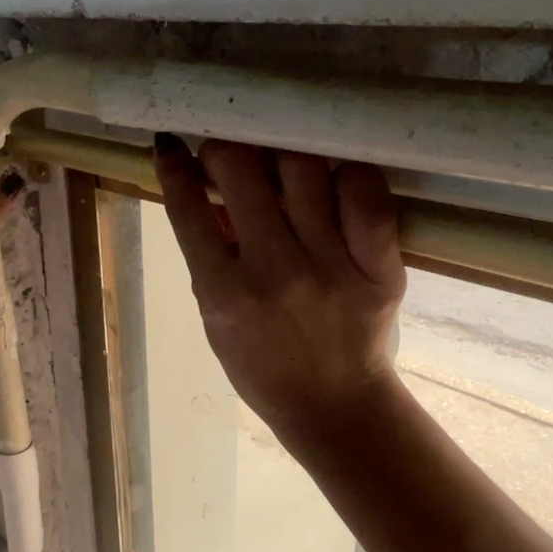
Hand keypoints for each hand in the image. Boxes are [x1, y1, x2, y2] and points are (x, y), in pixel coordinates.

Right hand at [152, 134, 406, 448]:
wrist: (332, 405)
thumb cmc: (259, 362)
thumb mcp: (214, 315)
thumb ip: (208, 255)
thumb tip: (207, 190)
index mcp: (224, 292)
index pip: (187, 208)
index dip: (174, 165)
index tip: (172, 145)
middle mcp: (275, 273)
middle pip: (242, 171)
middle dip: (225, 151)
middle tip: (229, 158)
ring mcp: (331, 268)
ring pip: (304, 168)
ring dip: (283, 157)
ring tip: (281, 169)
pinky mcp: (380, 269)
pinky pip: (365, 195)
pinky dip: (347, 176)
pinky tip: (334, 181)